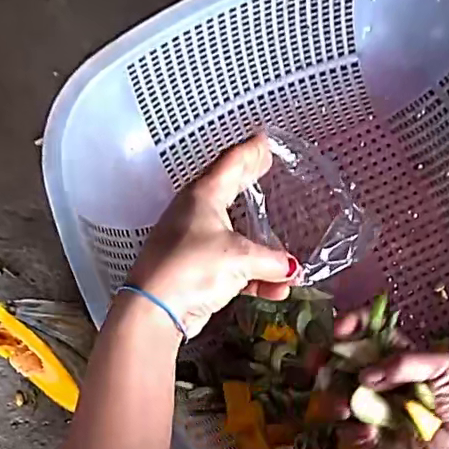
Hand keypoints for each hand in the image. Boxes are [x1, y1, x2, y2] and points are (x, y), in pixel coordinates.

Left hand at [123, 134, 299, 337]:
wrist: (157, 308)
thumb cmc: (193, 268)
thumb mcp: (241, 258)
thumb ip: (272, 261)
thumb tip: (292, 269)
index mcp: (203, 196)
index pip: (231, 163)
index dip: (250, 151)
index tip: (265, 141)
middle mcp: (196, 214)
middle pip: (231, 195)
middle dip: (252, 185)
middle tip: (267, 169)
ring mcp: (195, 243)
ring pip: (237, 239)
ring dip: (264, 252)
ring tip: (289, 261)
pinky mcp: (198, 271)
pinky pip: (234, 269)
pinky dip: (255, 278)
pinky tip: (276, 290)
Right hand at [331, 307, 448, 448]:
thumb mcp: (442, 366)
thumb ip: (406, 363)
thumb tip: (366, 375)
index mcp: (395, 351)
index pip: (366, 329)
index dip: (349, 324)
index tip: (337, 331)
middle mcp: (379, 374)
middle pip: (341, 362)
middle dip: (324, 362)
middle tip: (316, 367)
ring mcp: (374, 403)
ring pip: (339, 396)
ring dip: (334, 400)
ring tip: (344, 409)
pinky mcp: (375, 431)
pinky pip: (353, 429)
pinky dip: (354, 431)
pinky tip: (368, 433)